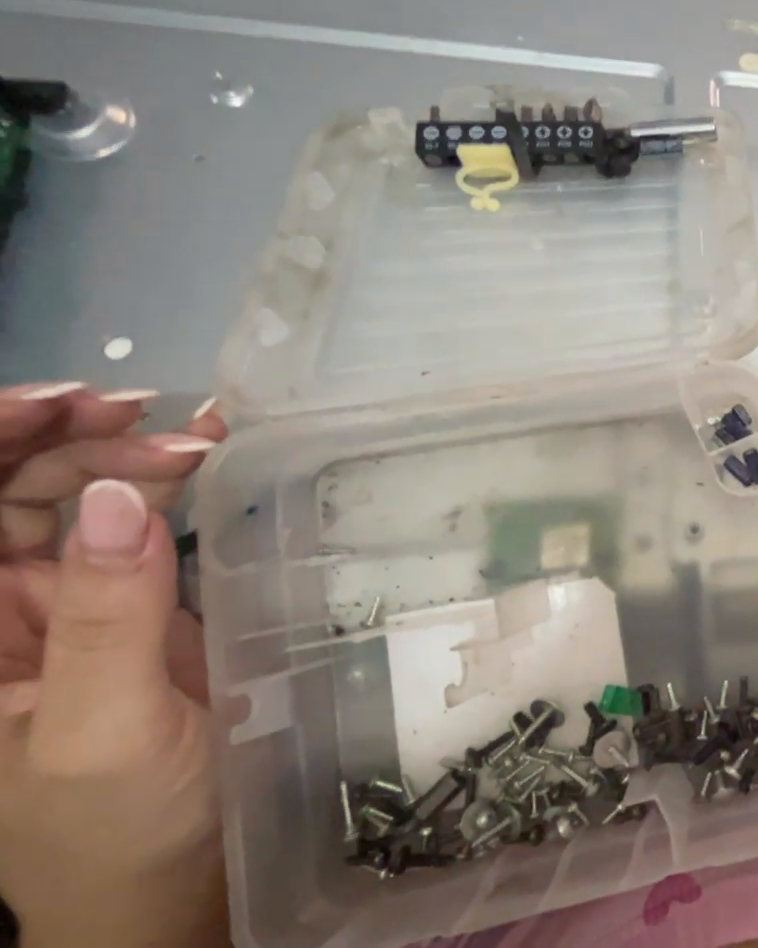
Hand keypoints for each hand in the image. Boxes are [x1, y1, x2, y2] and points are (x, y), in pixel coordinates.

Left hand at [0, 386, 228, 946]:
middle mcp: (1, 607)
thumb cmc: (117, 822)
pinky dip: (180, 485)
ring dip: (135, 454)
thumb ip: (104, 620)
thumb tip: (123, 498)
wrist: (178, 871)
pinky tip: (218, 456)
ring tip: (207, 432)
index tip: (77, 404)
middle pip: (17, 491)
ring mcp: (76, 602)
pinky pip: (149, 526)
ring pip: (85, 499)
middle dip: (82, 444)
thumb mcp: (101, 729)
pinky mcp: (146, 604)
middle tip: (176, 433)